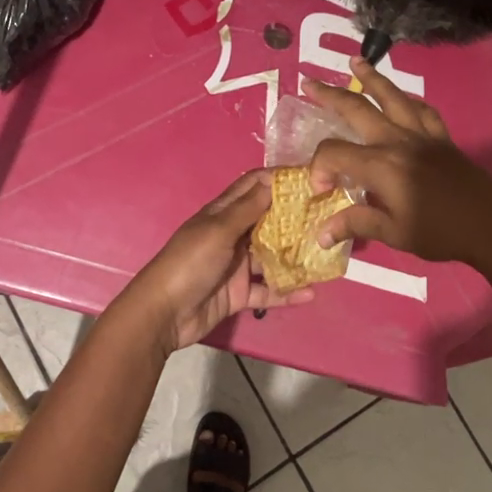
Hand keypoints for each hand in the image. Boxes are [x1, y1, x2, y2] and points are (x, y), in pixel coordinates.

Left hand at [115, 169, 316, 356]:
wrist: (163, 313)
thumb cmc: (189, 263)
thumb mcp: (218, 231)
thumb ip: (247, 209)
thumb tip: (273, 181)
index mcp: (222, 214)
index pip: (253, 187)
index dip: (278, 180)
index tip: (310, 177)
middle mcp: (232, 236)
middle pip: (268, 222)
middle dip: (295, 218)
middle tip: (328, 214)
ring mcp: (236, 266)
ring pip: (272, 257)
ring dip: (296, 256)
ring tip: (326, 253)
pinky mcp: (239, 294)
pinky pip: (269, 290)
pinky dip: (287, 292)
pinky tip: (311, 292)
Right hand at [305, 57, 491, 268]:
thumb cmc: (440, 232)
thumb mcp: (393, 233)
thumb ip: (356, 224)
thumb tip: (320, 234)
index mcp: (382, 165)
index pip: (335, 153)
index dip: (319, 168)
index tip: (320, 190)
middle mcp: (398, 140)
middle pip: (358, 108)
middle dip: (330, 95)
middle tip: (309, 82)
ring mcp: (422, 135)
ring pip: (392, 97)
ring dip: (372, 78)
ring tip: (356, 60)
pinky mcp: (442, 138)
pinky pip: (422, 109)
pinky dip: (408, 99)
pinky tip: (402, 97)